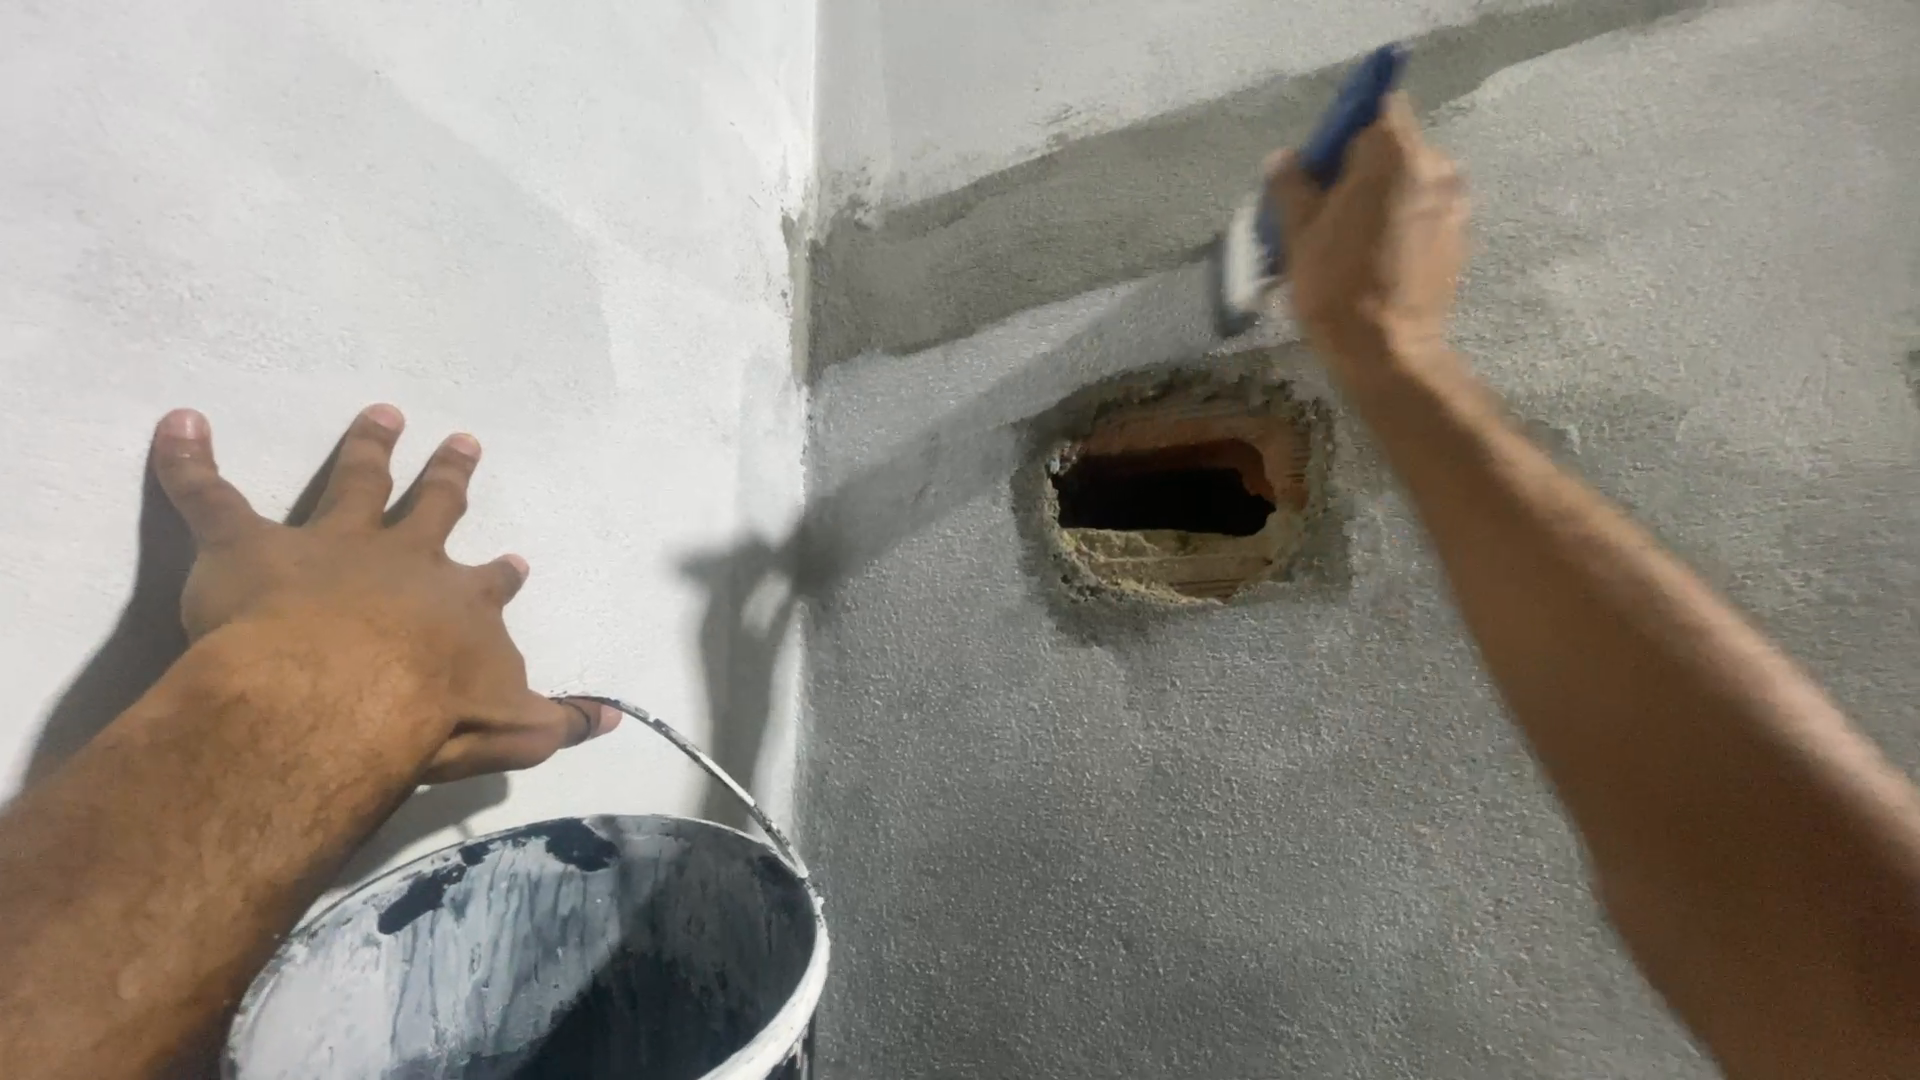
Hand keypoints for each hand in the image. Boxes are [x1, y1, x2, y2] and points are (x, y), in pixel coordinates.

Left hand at [148, 405, 617, 782]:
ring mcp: (334, 546)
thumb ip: (564, 722)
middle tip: (462, 442)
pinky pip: (211, 495)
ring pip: (353, 482)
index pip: (488, 583)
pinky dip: (188, 459)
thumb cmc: (433, 713)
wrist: (344, 694)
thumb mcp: (516, 729)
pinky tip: (180, 422)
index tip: (515, 561)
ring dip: (367, 446)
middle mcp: (408, 560)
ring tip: (382, 414)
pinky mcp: (251, 548)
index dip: (501, 575)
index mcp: (461, 602)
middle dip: (450, 476)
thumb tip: (615, 719)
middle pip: (435, 507)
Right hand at [1267, 92, 1469, 365]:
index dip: (1345, 129)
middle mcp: (1436, 165)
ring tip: (1349, 242)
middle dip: (1359, 170)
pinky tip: (1374, 260)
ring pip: (1409, 181)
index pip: (1377, 107)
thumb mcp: (1298, 236)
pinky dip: (1400, 223)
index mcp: (1393, 155)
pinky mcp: (1460, 235)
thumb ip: (1291, 187)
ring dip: (1379, 198)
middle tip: (1325, 211)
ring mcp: (1455, 201)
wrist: (1386, 349)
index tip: (1321, 165)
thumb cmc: (1335, 287)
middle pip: (1393, 147)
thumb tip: (1284, 159)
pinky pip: (1424, 211)